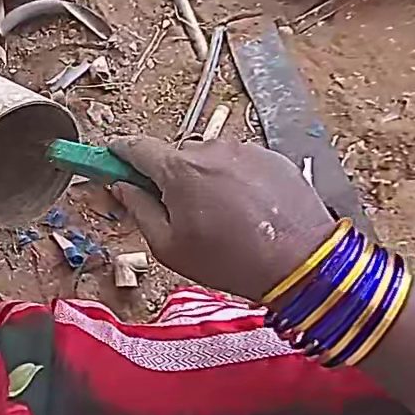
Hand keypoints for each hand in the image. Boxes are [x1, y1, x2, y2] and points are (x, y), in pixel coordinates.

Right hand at [108, 136, 337, 301]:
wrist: (304, 267)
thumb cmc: (229, 261)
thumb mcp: (168, 245)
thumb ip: (138, 209)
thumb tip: (122, 186)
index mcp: (179, 170)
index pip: (136, 147)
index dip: (119, 152)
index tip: (110, 157)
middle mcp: (210, 150)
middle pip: (174, 155)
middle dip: (168, 175)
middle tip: (175, 207)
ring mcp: (244, 150)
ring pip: (207, 158)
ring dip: (203, 177)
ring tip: (218, 213)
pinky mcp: (272, 157)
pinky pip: (238, 162)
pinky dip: (232, 179)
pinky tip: (243, 208)